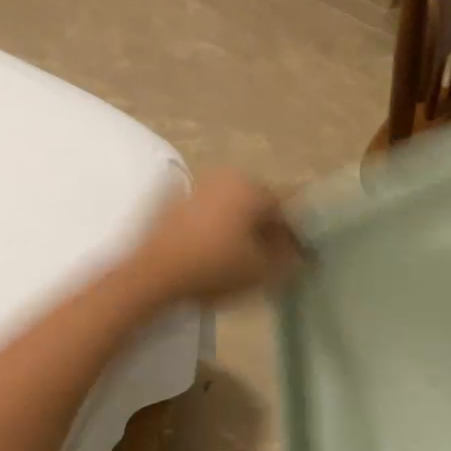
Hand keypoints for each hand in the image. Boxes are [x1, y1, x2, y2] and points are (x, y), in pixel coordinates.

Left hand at [127, 171, 302, 304]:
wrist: (150, 275)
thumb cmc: (213, 270)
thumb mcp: (261, 272)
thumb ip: (288, 259)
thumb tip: (300, 252)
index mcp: (251, 186)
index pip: (287, 207)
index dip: (294, 234)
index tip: (295, 258)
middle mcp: (224, 176)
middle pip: (257, 203)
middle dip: (265, 229)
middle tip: (268, 260)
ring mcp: (194, 186)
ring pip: (229, 207)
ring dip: (239, 229)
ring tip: (239, 260)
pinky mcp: (170, 202)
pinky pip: (205, 215)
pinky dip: (213, 229)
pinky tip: (211, 255)